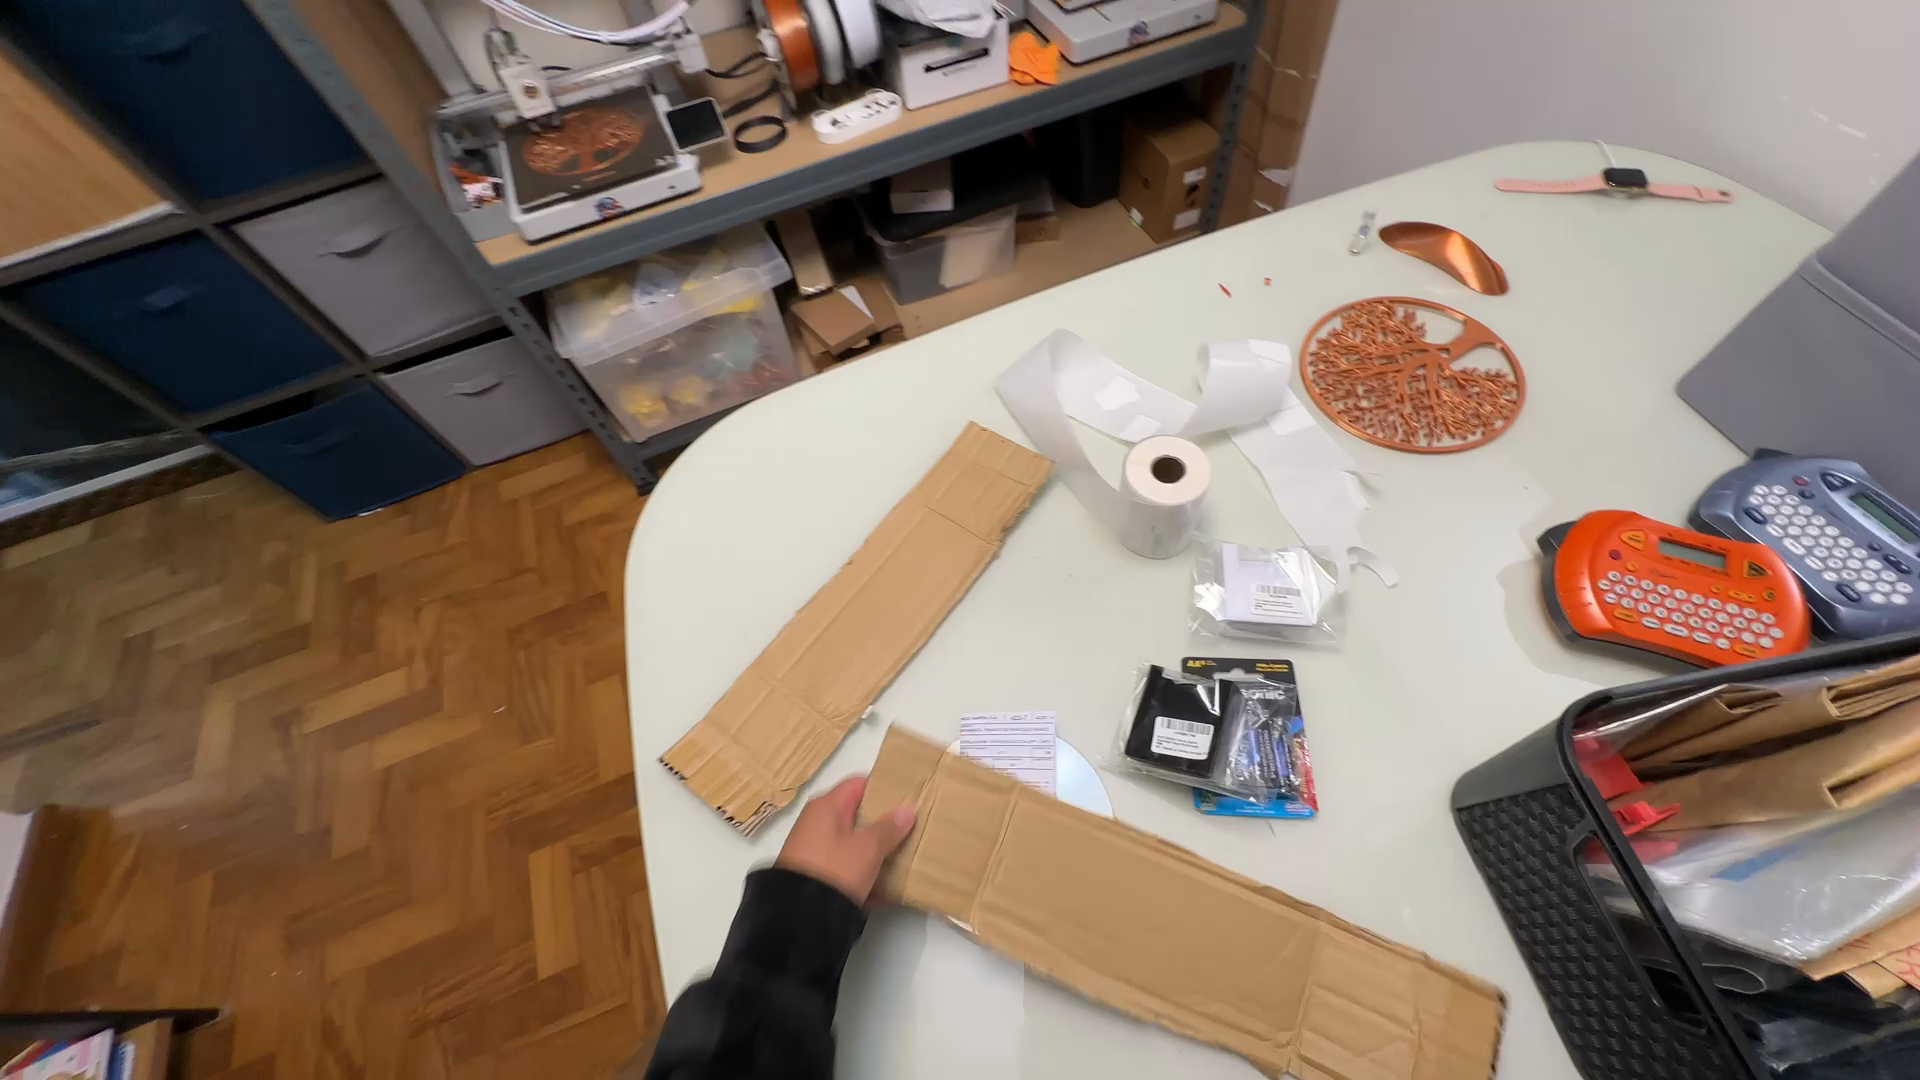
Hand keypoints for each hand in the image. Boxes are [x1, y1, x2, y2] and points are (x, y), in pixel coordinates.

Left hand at [776, 776, 915, 904]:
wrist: (797, 920)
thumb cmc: (835, 871)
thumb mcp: (868, 849)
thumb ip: (889, 828)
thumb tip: (907, 809)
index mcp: (826, 806)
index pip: (860, 783)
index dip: (884, 788)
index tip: (907, 798)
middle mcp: (816, 821)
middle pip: (856, 812)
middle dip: (883, 821)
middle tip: (910, 828)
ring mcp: (814, 848)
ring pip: (852, 840)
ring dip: (874, 848)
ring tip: (903, 855)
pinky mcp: (814, 873)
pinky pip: (845, 863)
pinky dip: (862, 869)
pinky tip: (884, 885)